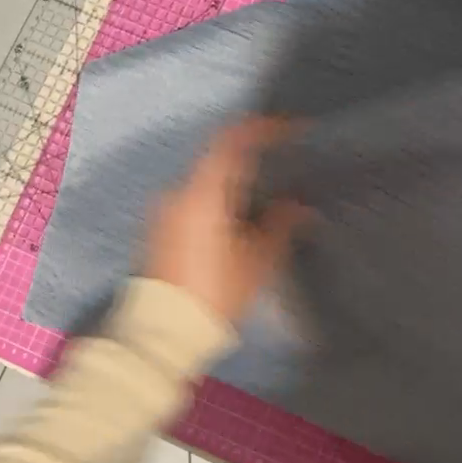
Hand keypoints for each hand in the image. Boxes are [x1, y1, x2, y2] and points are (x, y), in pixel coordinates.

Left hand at [143, 117, 309, 321]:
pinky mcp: (161, 230)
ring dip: (238, 186)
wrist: (165, 332)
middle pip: (220, 162)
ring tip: (270, 203)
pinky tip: (243, 223)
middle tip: (287, 172)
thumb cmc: (216, 293)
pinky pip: (197, 202)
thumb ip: (281, 225)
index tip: (293, 129)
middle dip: (254, 163)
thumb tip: (300, 205)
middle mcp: (178, 194)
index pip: (232, 142)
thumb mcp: (257, 262)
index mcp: (202, 194)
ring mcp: (165, 212)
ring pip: (209, 184)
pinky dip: (222, 202)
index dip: (263, 129)